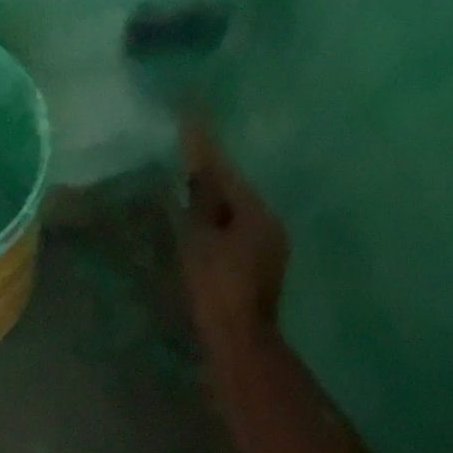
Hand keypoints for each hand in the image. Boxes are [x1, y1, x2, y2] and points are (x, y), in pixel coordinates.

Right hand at [175, 119, 288, 357]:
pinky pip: (234, 227)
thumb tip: (198, 168)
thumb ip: (200, 200)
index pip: (224, 168)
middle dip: (209, 168)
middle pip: (233, 187)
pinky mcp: (259, 264)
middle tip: (184, 145)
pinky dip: (217, 217)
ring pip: (235, 208)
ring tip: (186, 178)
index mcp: (256, 212)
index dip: (202, 142)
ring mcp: (268, 246)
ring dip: (212, 194)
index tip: (189, 110)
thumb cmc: (218, 287)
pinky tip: (199, 218)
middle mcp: (269, 223)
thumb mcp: (201, 239)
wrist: (240, 342)